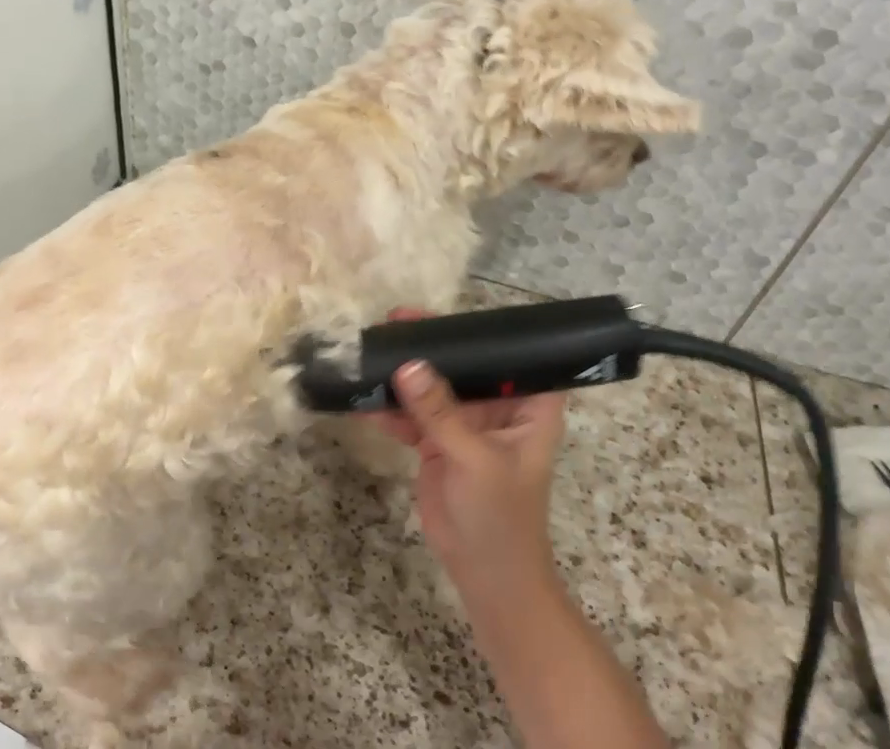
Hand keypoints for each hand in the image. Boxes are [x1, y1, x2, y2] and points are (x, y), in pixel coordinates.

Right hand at [361, 308, 565, 605]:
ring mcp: (464, 426)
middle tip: (391, 322)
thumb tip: (407, 366)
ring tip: (368, 352)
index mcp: (529, 406)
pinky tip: (360, 396)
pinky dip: (388, 408)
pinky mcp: (436, 444)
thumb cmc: (499, 515)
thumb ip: (440, 412)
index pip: (510, 355)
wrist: (484, 574)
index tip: (438, 314)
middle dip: (429, 348)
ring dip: (403, 376)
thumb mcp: (474, 459)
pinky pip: (410, 416)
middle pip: (463, 366)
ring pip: (432, 389)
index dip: (481, 331)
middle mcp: (498, 408)